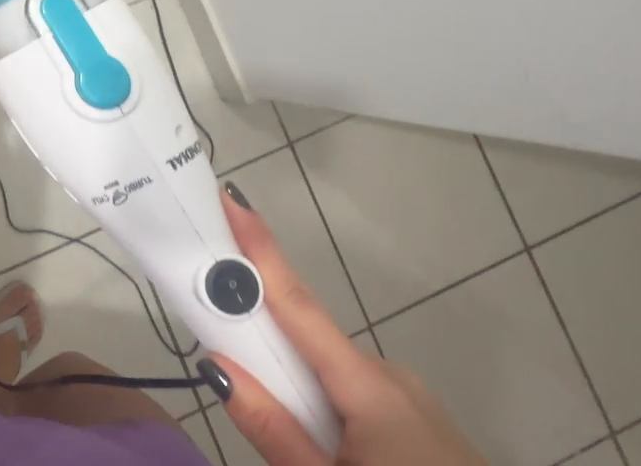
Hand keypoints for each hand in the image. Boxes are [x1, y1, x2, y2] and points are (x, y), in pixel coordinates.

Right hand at [210, 186, 487, 465]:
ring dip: (294, 381)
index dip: (260, 250)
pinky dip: (325, 400)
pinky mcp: (425, 423)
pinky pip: (356, 393)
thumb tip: (215, 364)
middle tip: (221, 351)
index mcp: (370, 389)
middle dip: (261, 339)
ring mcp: (414, 399)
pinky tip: (324, 446)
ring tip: (285, 437)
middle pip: (306, 341)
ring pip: (329, 372)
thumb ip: (274, 430)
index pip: (298, 304)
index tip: (231, 199)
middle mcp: (392, 378)